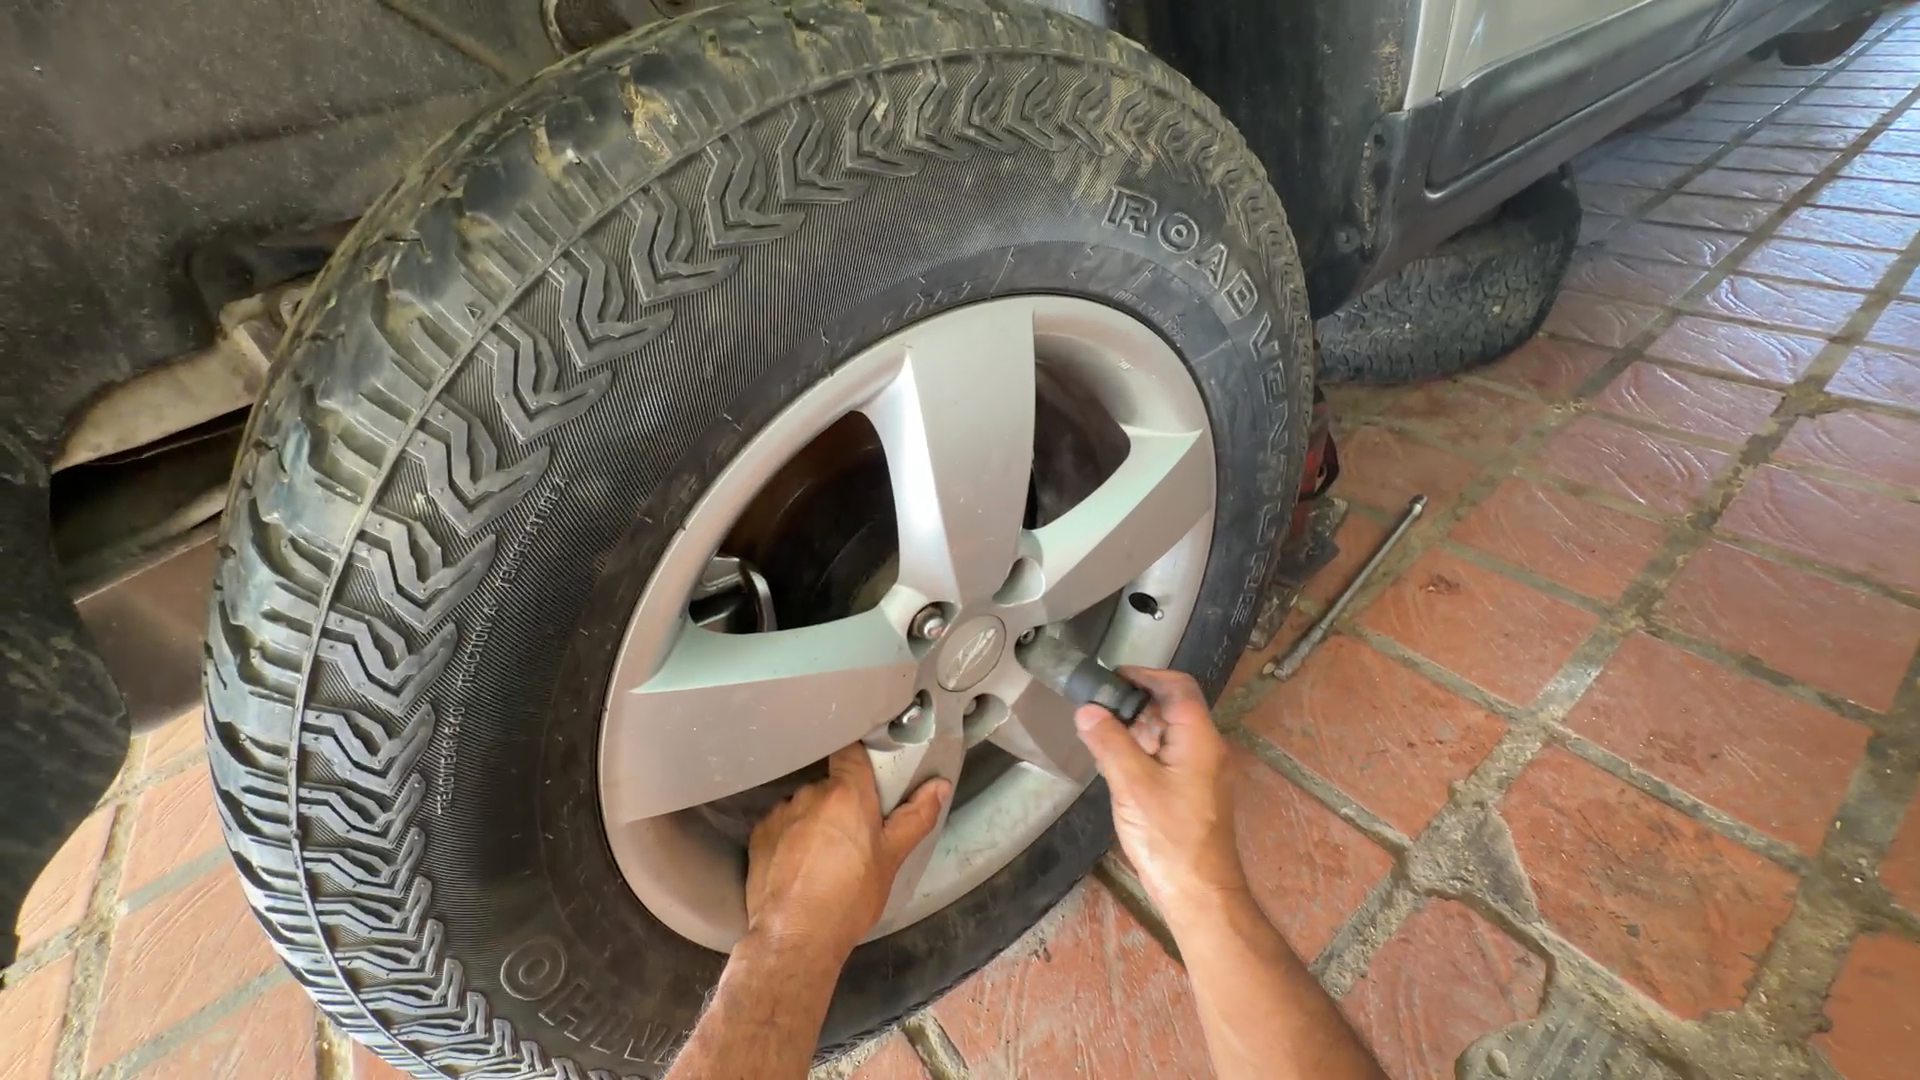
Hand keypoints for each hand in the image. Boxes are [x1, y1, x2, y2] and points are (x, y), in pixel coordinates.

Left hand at [745, 745, 950, 957]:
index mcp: (847, 792)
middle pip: (830, 783)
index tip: (870, 776)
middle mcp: (810, 792)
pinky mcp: (758, 834)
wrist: (794, 938)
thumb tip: (940, 784)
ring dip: (814, 820)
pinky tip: (798, 866)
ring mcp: (780, 812)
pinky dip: (790, 837)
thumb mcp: (892, 858)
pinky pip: (781, 824)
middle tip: (853, 834)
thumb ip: (917, 816)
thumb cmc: (850, 896)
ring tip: (823, 856)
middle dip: (841, 802)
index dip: (860, 760)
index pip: (851, 752)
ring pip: (805, 805)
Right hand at [1074, 667, 1247, 918]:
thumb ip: (1109, 743)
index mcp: (1200, 739)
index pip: (1178, 686)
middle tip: (1099, 706)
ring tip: (1102, 732)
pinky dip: (1145, 749)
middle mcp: (1207, 749)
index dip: (1145, 675)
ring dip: (1138, 726)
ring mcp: (1203, 771)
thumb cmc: (1169, 837)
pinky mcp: (1195, 791)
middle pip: (1174, 707)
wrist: (1200, 894)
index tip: (1111, 678)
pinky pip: (1170, 755)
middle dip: (1136, 701)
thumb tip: (1087, 710)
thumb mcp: (1131, 785)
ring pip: (1170, 732)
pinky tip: (1118, 762)